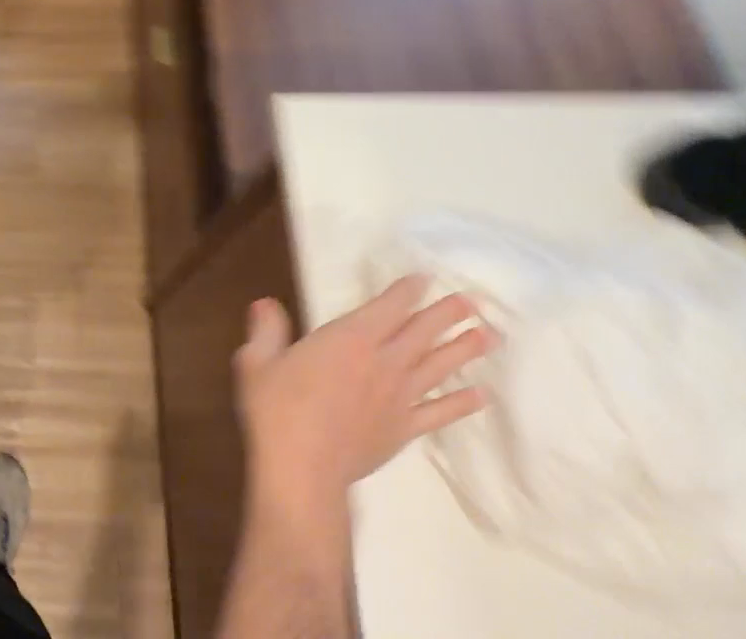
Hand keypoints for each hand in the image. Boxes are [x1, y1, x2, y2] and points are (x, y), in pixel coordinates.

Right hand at [236, 276, 495, 510]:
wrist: (303, 468)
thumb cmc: (276, 410)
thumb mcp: (256, 362)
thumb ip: (266, 331)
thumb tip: (265, 303)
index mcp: (348, 340)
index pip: (387, 307)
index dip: (407, 291)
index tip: (425, 278)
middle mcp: (382, 362)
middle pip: (422, 332)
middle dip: (447, 314)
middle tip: (473, 301)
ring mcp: (398, 398)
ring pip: (438, 367)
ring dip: (464, 350)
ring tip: (489, 336)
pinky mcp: (404, 429)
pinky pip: (439, 412)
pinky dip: (462, 403)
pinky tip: (481, 396)